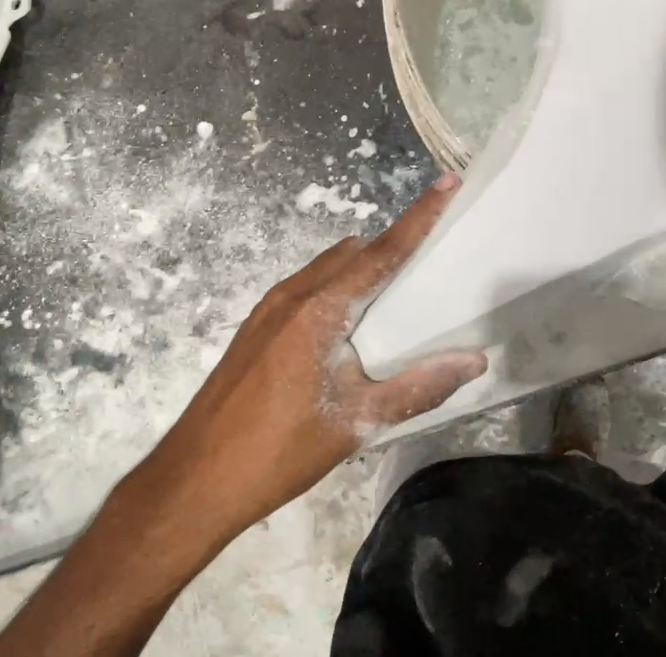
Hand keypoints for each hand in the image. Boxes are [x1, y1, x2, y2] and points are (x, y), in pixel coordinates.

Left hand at [0, 178, 485, 656]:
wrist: (191, 485)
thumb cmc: (277, 453)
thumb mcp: (356, 424)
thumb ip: (418, 388)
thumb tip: (473, 361)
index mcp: (320, 311)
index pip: (382, 252)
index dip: (420, 216)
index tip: (448, 181)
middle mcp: (293, 296)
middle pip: (355, 252)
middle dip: (395, 244)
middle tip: (435, 257)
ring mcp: (268, 310)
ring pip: (328, 267)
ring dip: (364, 266)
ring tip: (398, 294)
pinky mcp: (255, 327)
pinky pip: (308, 286)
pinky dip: (338, 287)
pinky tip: (349, 328)